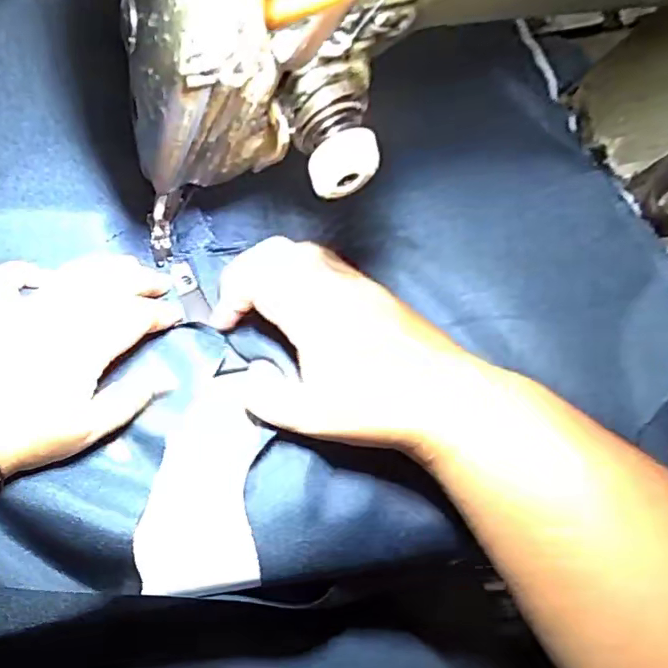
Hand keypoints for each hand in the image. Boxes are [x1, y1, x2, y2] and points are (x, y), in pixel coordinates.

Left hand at [0, 255, 181, 473]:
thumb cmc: (32, 436)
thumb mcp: (89, 428)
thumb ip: (129, 400)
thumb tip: (163, 379)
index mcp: (87, 344)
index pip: (132, 317)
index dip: (158, 314)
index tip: (175, 316)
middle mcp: (60, 315)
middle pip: (107, 286)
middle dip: (140, 282)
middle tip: (161, 284)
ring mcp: (25, 310)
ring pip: (70, 275)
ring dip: (102, 268)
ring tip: (125, 268)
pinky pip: (11, 279)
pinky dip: (29, 271)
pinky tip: (46, 276)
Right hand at [211, 237, 520, 462]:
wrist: (443, 397)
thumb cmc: (376, 408)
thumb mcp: (309, 416)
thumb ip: (265, 399)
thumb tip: (247, 380)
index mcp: (312, 310)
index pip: (257, 277)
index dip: (230, 297)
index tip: (224, 325)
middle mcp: (333, 285)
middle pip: (277, 252)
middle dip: (244, 273)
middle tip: (234, 306)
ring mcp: (355, 283)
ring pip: (302, 251)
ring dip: (270, 270)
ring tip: (260, 302)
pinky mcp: (371, 291)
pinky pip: (324, 263)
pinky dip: (296, 273)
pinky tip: (297, 306)